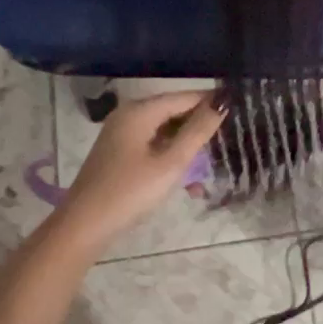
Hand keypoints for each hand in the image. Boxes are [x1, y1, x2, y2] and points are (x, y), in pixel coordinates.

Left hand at [58, 92, 224, 241]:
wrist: (83, 226)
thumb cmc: (130, 193)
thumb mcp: (170, 164)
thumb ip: (197, 131)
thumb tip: (222, 101)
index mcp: (140, 111)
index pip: (184, 97)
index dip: (211, 104)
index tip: (239, 114)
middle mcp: (129, 115)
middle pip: (174, 113)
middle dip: (199, 131)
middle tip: (226, 148)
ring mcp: (122, 135)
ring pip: (165, 133)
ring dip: (186, 151)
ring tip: (206, 174)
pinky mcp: (119, 153)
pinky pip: (153, 147)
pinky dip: (170, 160)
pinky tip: (187, 184)